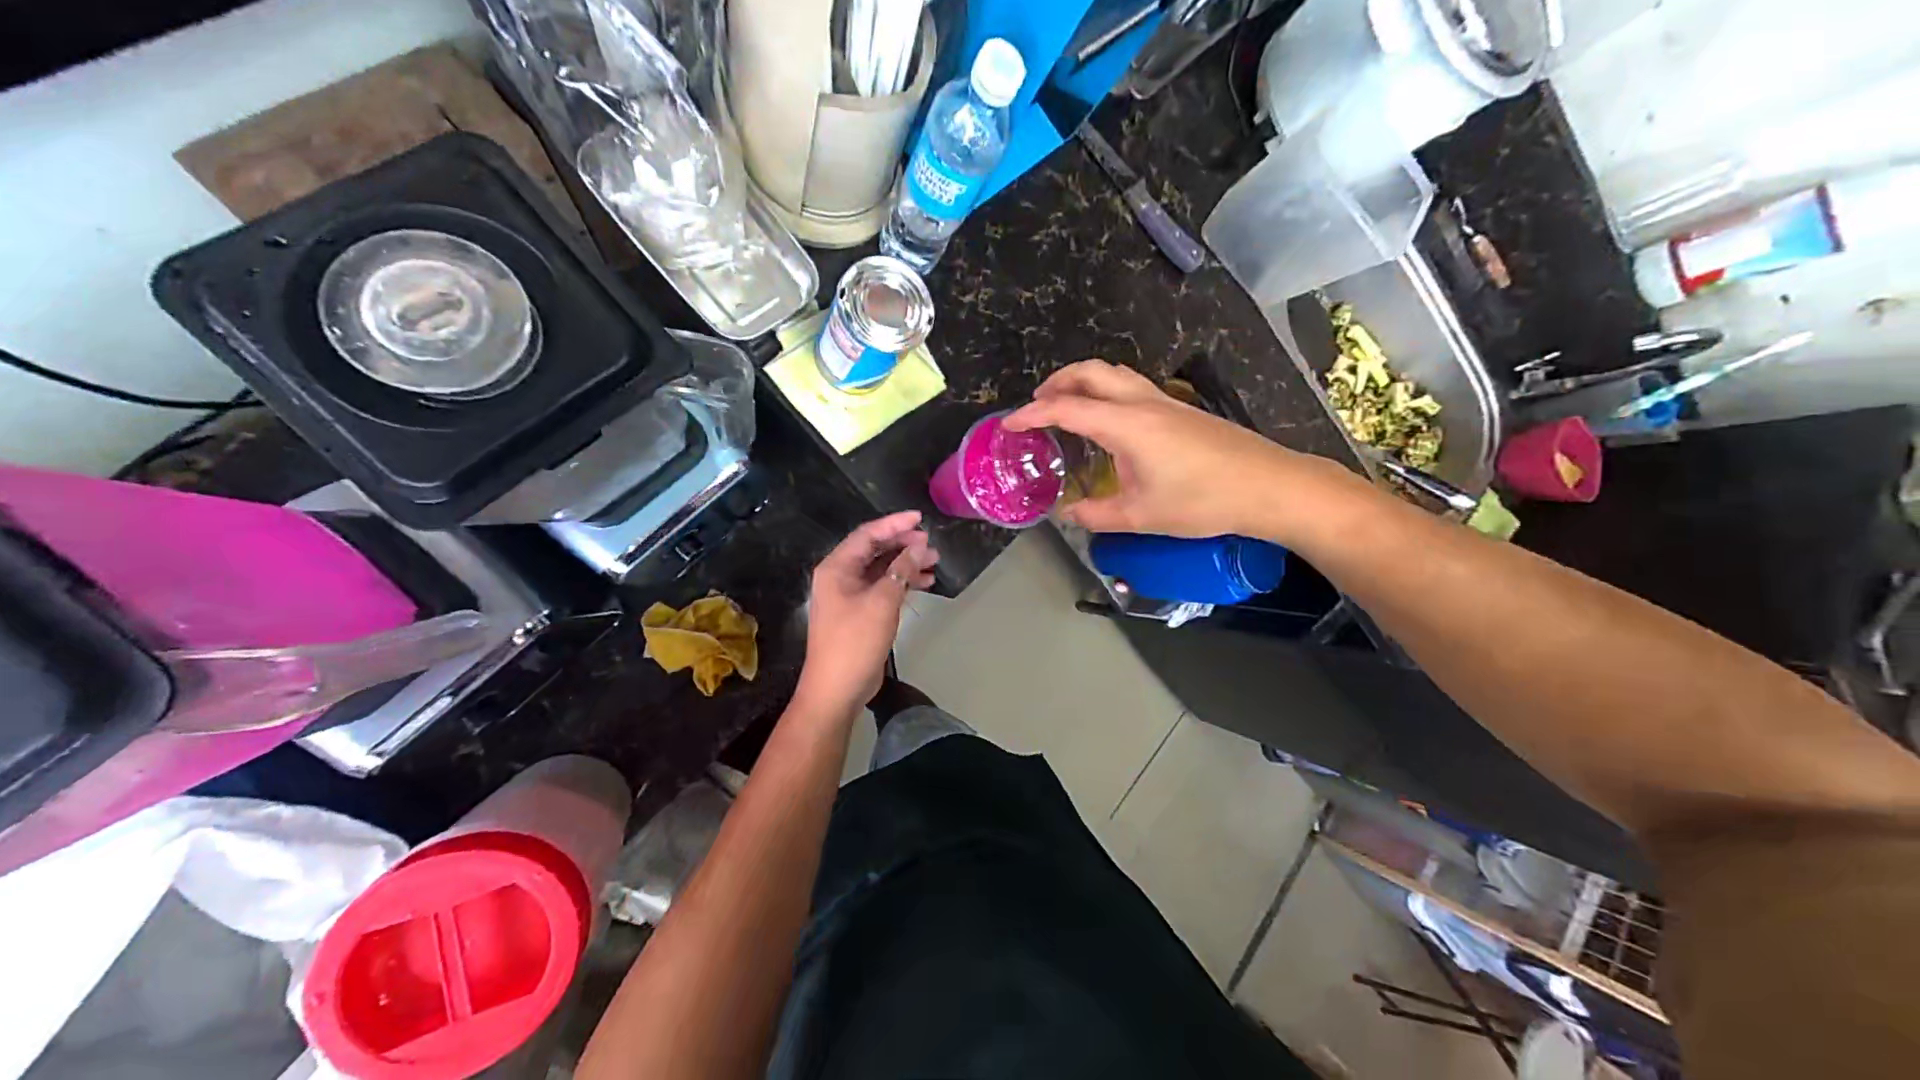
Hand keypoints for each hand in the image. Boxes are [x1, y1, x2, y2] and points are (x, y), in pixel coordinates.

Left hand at [795, 511, 937, 715]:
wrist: (837, 689)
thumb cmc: (854, 642)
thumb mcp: (882, 603)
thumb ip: (901, 571)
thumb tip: (918, 547)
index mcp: (837, 568)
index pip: (868, 535)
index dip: (895, 524)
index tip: (921, 518)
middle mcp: (840, 577)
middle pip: (875, 550)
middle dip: (904, 545)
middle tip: (931, 545)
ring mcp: (849, 596)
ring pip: (881, 569)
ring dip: (906, 564)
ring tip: (934, 564)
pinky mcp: (860, 613)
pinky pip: (882, 587)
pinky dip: (902, 583)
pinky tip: (923, 583)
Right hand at [1004, 360, 1336, 539]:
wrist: (1268, 486)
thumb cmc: (1203, 501)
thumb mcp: (1141, 516)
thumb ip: (1096, 515)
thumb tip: (1068, 514)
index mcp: (1126, 425)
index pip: (1067, 408)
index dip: (1032, 414)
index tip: (1009, 425)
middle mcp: (1143, 402)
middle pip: (1091, 372)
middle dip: (1056, 382)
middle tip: (1035, 404)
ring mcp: (1165, 401)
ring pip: (1114, 373)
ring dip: (1083, 381)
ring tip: (1066, 405)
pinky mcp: (1180, 409)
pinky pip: (1131, 384)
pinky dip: (1105, 389)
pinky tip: (1107, 420)